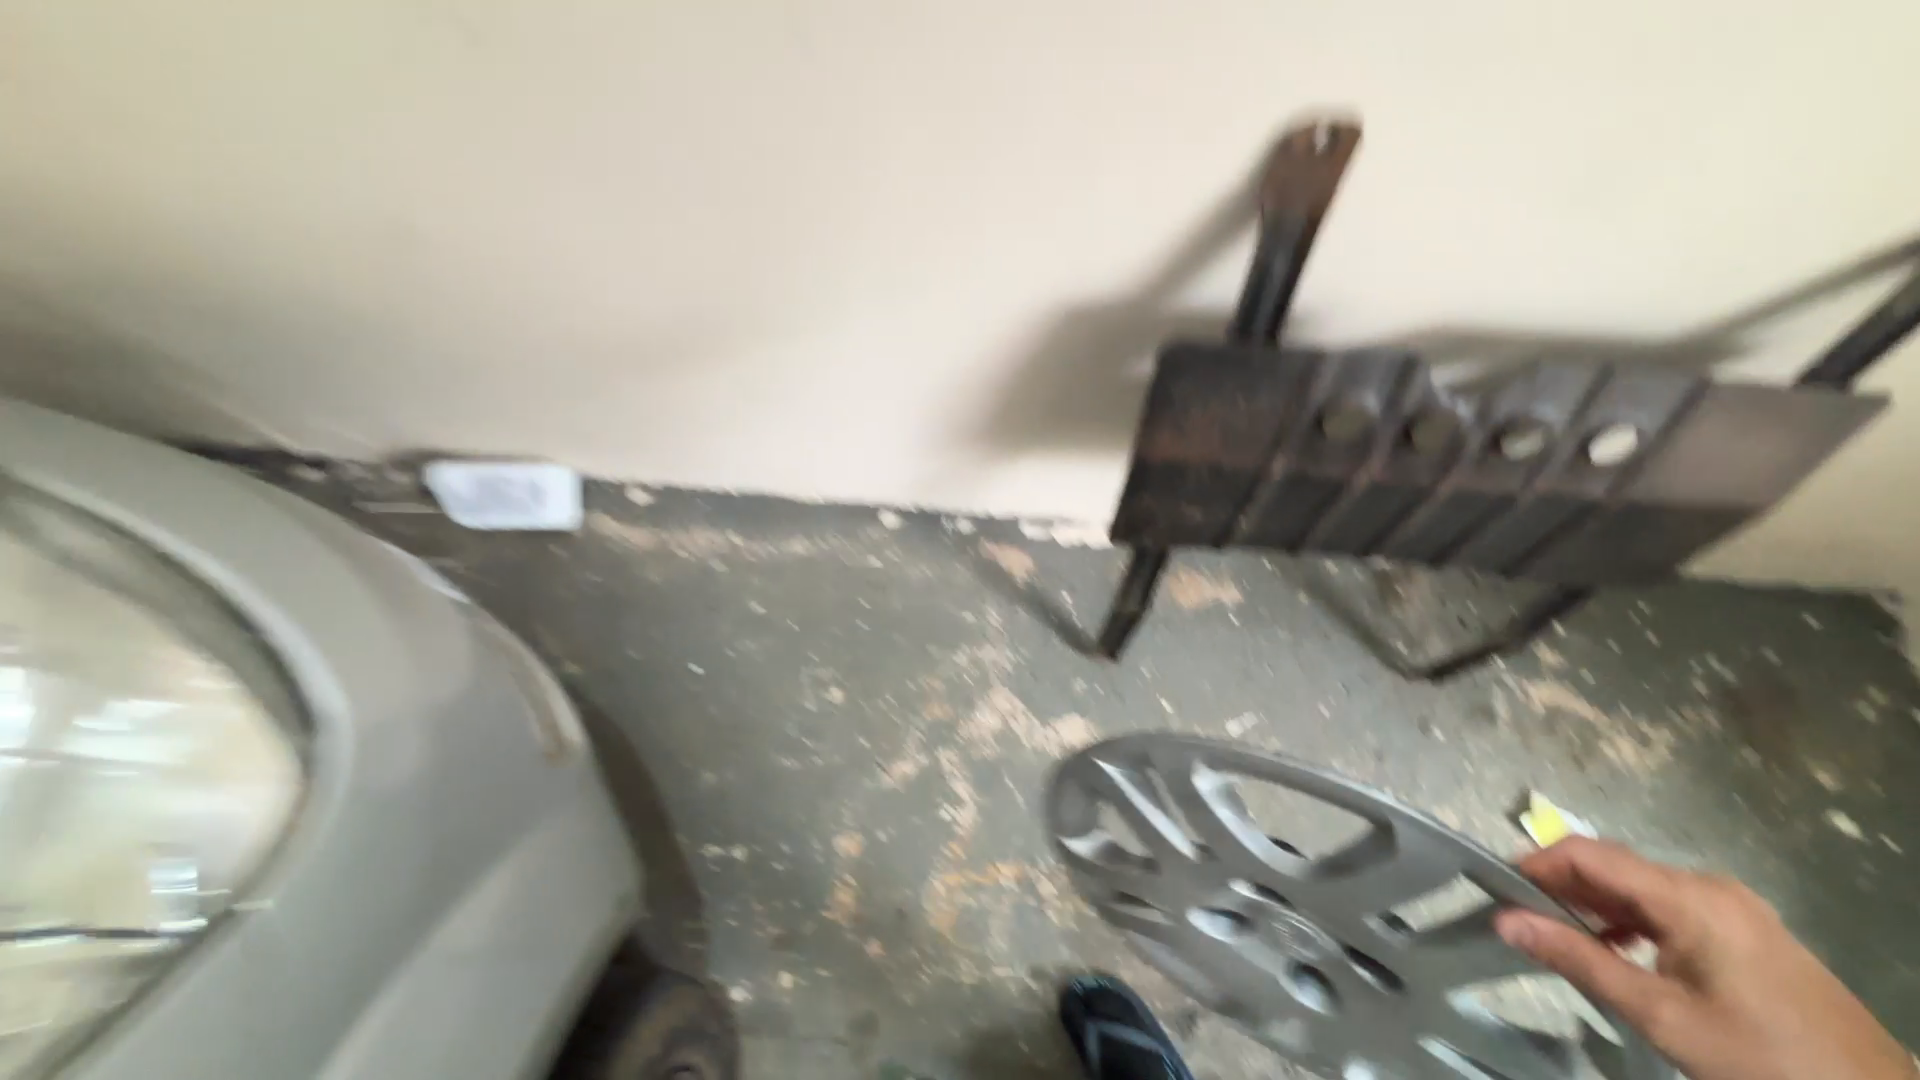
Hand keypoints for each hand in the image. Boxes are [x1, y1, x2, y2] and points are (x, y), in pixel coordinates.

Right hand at [1494, 837, 1912, 1079]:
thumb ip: (1576, 959)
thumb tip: (1504, 920)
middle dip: (1561, 886)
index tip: (1496, 889)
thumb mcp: (1658, 1014)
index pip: (1588, 853)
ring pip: (1639, 887)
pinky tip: (1616, 950)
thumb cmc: (1759, 1057)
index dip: (1536, 863)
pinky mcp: (1747, 929)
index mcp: (1688, 896)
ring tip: (1558, 935)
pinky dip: (1630, 919)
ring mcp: (1733, 906)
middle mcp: (1709, 886)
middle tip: (1519, 917)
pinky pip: (1669, 906)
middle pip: (1613, 866)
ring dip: (1593, 904)